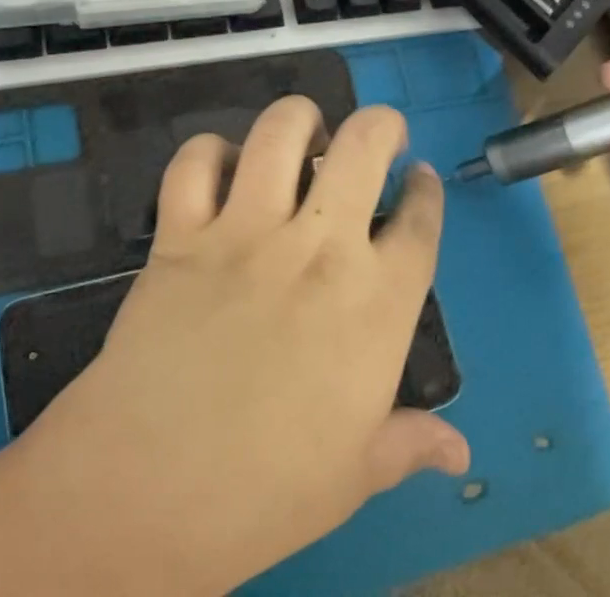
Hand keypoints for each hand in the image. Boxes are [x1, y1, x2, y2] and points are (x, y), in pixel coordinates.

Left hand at [0, 97, 465, 594]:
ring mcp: (244, 233)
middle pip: (364, 145)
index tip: (419, 179)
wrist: (150, 487)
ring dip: (299, 119)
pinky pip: (193, 163)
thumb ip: (409, 444)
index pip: (420, 222)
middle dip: (379, 125)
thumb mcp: (354, 473)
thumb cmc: (268, 490)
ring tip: (302, 135)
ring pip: (280, 132)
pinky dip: (209, 151)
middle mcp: (319, 248)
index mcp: (378, 304)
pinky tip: (220, 167)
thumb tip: (459, 455)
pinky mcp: (179, 235)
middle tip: (373, 138)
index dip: (426, 192)